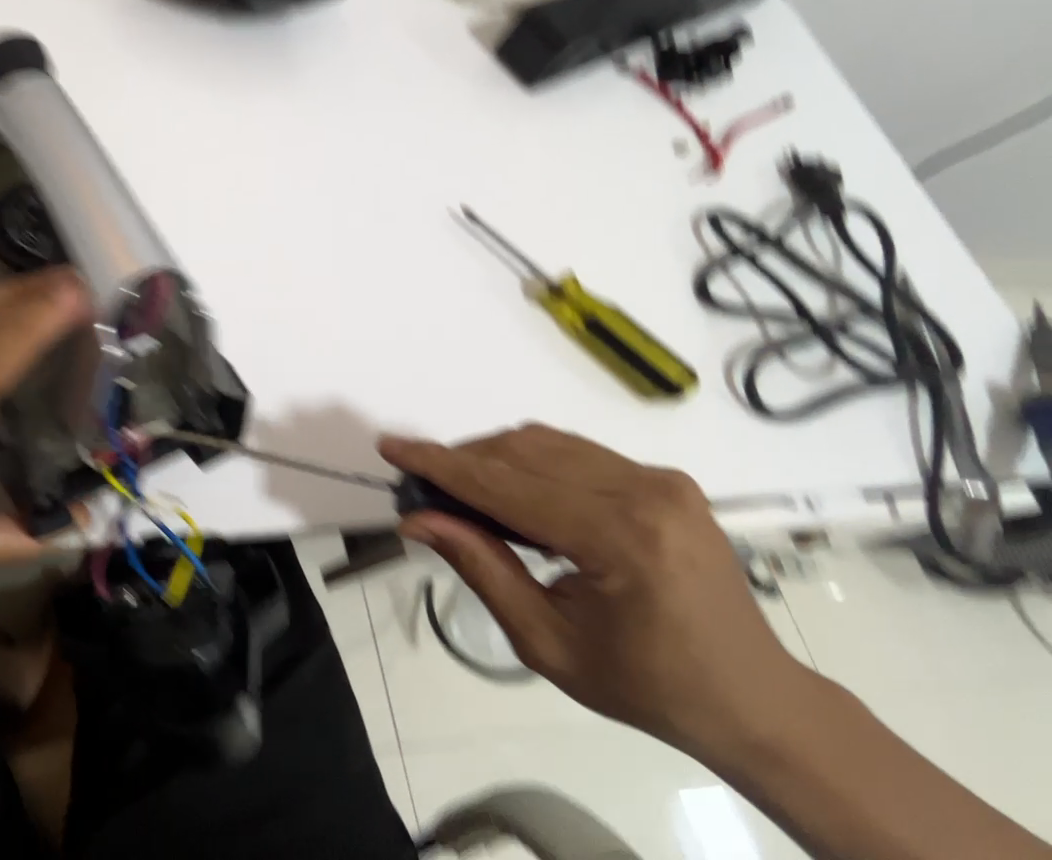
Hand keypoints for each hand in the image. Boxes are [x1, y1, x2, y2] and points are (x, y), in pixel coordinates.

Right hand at [381, 425, 815, 755]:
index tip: (391, 447)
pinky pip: (578, 454)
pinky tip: (509, 496)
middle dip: (462, 461)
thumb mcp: (545, 640)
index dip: (441, 465)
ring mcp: (661, 480)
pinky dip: (530, 465)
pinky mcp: (666, 481)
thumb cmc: (643, 684)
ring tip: (456, 492)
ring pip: (549, 444)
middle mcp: (645, 491)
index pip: (507, 485)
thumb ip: (481, 567)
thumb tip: (418, 519)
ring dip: (493, 458)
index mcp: (619, 537)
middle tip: (418, 486)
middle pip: (525, 451)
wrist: (749, 697)